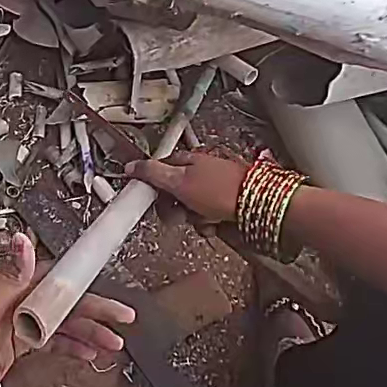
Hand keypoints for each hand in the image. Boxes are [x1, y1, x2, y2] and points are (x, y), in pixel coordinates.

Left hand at [0, 233, 132, 386]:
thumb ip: (8, 279)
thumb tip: (21, 241)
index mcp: (11, 288)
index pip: (54, 277)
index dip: (81, 280)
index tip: (103, 280)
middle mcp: (19, 302)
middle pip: (66, 301)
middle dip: (96, 309)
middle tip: (122, 316)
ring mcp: (21, 323)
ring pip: (65, 323)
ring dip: (90, 332)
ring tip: (113, 342)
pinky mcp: (21, 343)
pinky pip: (55, 341)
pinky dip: (73, 346)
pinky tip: (90, 353)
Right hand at [127, 152, 247, 222]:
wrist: (256, 206)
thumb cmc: (220, 190)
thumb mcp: (179, 181)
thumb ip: (153, 174)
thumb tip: (131, 166)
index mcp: (187, 161)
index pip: (159, 172)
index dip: (153, 188)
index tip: (151, 199)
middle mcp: (199, 174)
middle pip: (172, 194)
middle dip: (174, 208)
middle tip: (180, 213)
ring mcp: (211, 191)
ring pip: (188, 210)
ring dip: (193, 219)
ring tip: (204, 219)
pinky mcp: (222, 207)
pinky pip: (205, 219)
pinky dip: (208, 225)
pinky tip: (215, 224)